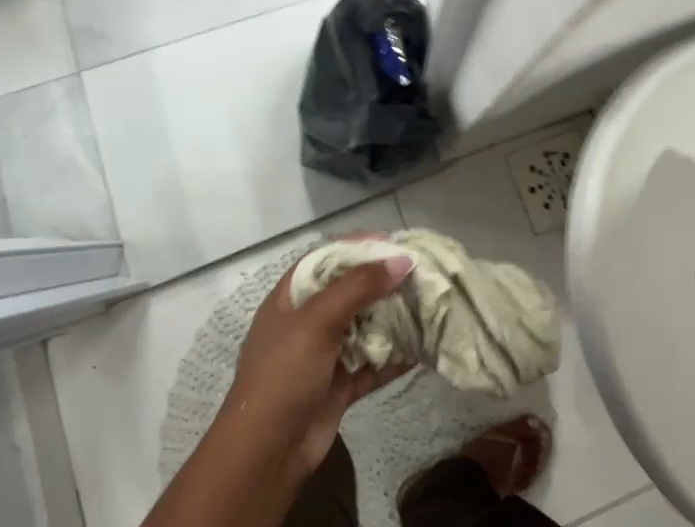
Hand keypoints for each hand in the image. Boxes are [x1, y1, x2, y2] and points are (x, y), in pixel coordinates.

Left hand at [221, 245, 416, 479]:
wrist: (266, 453)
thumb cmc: (284, 374)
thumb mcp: (317, 321)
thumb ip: (359, 287)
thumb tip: (402, 260)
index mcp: (290, 298)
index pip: (325, 259)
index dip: (356, 246)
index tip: (394, 242)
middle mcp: (306, 322)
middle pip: (349, 292)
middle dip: (382, 283)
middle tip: (420, 274)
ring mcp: (323, 355)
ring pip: (364, 328)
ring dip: (393, 319)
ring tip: (428, 306)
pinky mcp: (339, 386)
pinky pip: (372, 364)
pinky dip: (394, 357)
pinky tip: (422, 349)